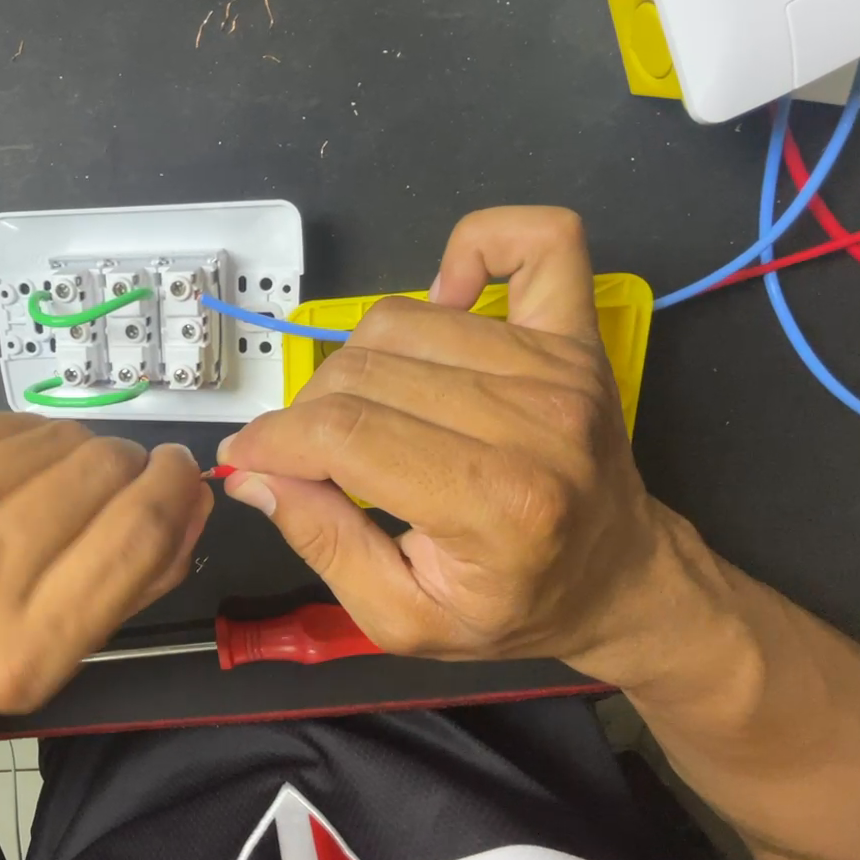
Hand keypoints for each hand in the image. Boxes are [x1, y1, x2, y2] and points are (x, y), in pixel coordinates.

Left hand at [0, 414, 211, 723]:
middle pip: (104, 470)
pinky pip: (18, 422)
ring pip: (64, 436)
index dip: (176, 490)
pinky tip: (13, 476)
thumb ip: (145, 575)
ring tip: (57, 489)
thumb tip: (194, 492)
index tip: (181, 474)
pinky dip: (36, 443)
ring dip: (83, 455)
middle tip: (120, 485)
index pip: (136, 533)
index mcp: (23, 647)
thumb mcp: (67, 651)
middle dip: (133, 468)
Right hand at [218, 207, 665, 669]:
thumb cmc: (510, 609)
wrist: (615, 580)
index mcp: (491, 501)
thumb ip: (323, 545)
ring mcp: (556, 366)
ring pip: (402, 321)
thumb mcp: (401, 619)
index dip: (273, 440)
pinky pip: (539, 241)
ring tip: (361, 412)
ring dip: (353, 363)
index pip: (344, 433)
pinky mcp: (575, 336)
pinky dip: (479, 245)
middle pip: (362, 373)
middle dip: (304, 415)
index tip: (244, 457)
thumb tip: (252, 474)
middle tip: (305, 456)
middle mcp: (530, 418)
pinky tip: (443, 296)